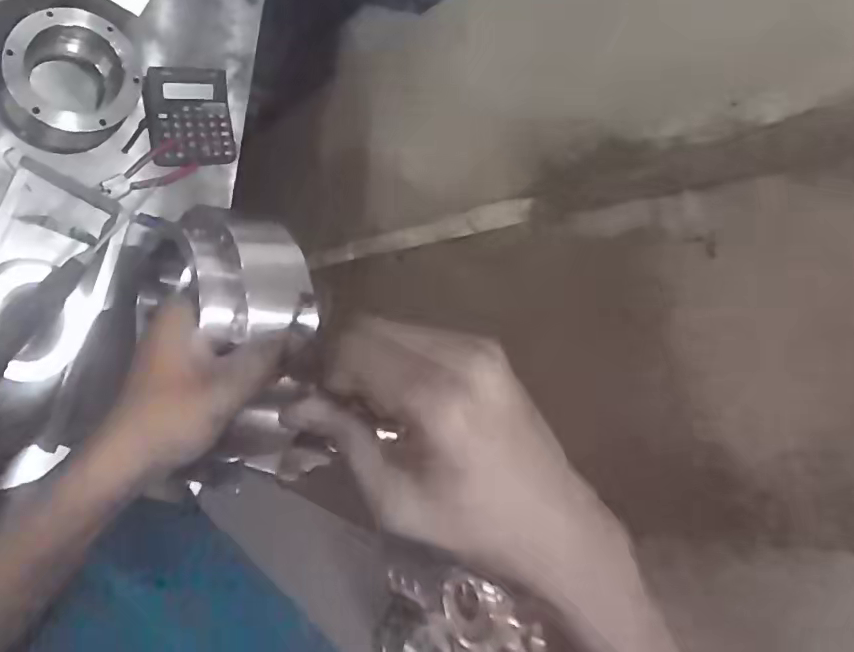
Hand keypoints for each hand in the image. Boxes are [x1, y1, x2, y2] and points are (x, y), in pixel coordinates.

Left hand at [92, 298, 283, 479]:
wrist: (127, 460)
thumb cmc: (172, 415)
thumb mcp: (225, 387)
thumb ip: (263, 358)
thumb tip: (299, 334)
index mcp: (180, 311)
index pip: (233, 294)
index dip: (268, 306)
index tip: (300, 320)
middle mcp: (175, 321)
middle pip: (230, 321)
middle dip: (262, 337)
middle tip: (301, 349)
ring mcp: (174, 348)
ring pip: (224, 345)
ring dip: (250, 359)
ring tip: (289, 367)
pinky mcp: (176, 374)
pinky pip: (213, 364)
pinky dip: (234, 374)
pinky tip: (262, 387)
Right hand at [283, 318, 627, 595]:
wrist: (561, 529)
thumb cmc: (472, 525)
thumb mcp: (395, 498)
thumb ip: (343, 438)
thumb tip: (292, 403)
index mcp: (437, 397)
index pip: (351, 347)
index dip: (322, 368)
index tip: (314, 398)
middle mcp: (458, 356)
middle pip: (366, 326)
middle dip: (339, 355)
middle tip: (333, 396)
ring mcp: (476, 345)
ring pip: (388, 324)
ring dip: (363, 352)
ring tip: (366, 397)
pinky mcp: (484, 346)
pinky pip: (415, 332)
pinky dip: (391, 352)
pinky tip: (397, 390)